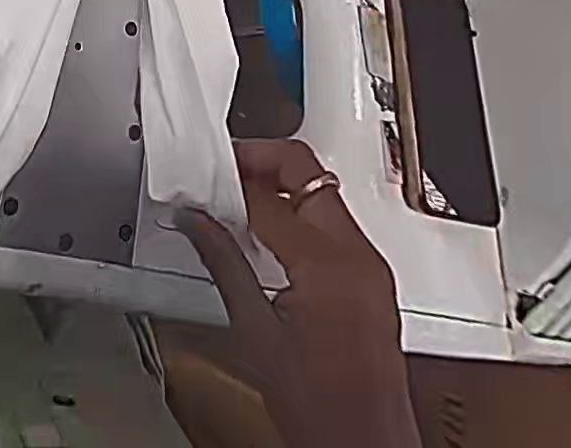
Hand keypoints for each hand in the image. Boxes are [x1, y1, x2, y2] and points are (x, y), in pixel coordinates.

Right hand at [178, 139, 420, 447]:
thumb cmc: (320, 411)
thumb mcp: (255, 332)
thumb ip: (224, 263)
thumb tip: (196, 223)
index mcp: (325, 266)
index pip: (267, 197)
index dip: (229, 184)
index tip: (205, 187)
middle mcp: (356, 253)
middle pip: (306, 168)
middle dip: (261, 158)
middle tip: (226, 168)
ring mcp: (369, 260)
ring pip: (322, 186)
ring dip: (280, 180)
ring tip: (241, 195)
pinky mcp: (373, 271)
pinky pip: (335, 216)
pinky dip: (300, 207)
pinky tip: (272, 226)